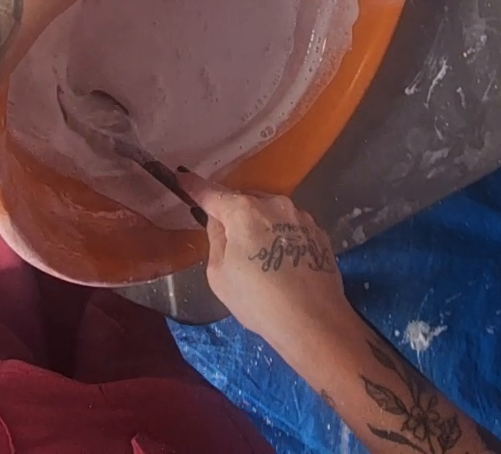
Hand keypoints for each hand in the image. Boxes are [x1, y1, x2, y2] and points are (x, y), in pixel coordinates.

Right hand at [179, 173, 357, 353]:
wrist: (315, 324)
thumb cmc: (258, 301)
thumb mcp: (219, 275)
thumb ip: (216, 239)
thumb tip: (220, 222)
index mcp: (243, 210)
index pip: (211, 193)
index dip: (194, 186)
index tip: (182, 176)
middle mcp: (273, 203)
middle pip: (243, 201)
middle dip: (233, 215)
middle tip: (231, 244)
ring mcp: (300, 216)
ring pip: (269, 212)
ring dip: (260, 225)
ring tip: (262, 260)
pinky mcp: (319, 232)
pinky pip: (290, 227)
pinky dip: (282, 238)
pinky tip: (284, 265)